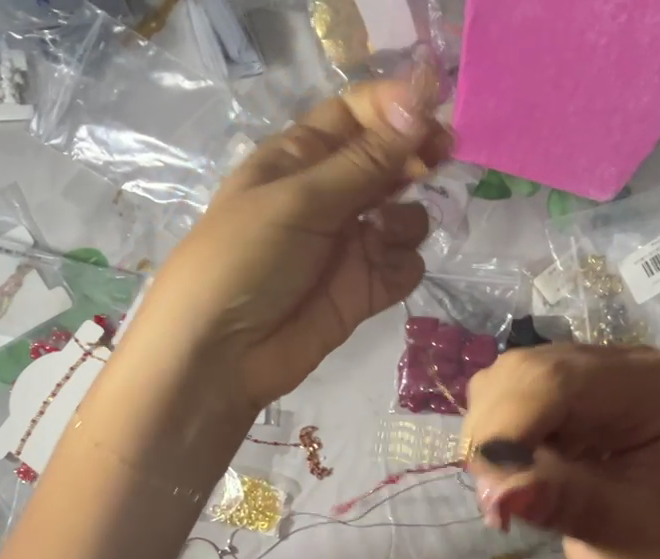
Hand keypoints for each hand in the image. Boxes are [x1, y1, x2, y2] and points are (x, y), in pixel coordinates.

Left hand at [121, 75, 448, 411]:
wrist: (220, 354)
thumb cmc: (244, 261)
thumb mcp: (298, 200)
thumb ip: (364, 161)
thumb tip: (420, 102)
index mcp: (300, 159)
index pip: (357, 116)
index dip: (395, 108)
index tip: (434, 110)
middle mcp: (328, 197)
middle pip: (388, 162)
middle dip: (415, 157)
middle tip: (439, 159)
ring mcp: (348, 246)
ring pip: (405, 215)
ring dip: (407, 217)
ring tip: (384, 234)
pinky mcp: (362, 291)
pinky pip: (404, 266)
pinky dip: (402, 265)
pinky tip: (382, 273)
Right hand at [461, 346, 659, 558]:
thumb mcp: (627, 533)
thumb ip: (567, 503)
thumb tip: (500, 490)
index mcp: (656, 390)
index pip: (560, 381)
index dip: (509, 426)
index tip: (489, 486)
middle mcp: (621, 368)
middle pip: (525, 372)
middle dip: (493, 433)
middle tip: (493, 498)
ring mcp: (587, 379)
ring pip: (505, 382)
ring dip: (488, 437)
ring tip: (505, 489)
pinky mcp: (560, 397)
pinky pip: (503, 400)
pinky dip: (492, 440)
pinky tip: (513, 473)